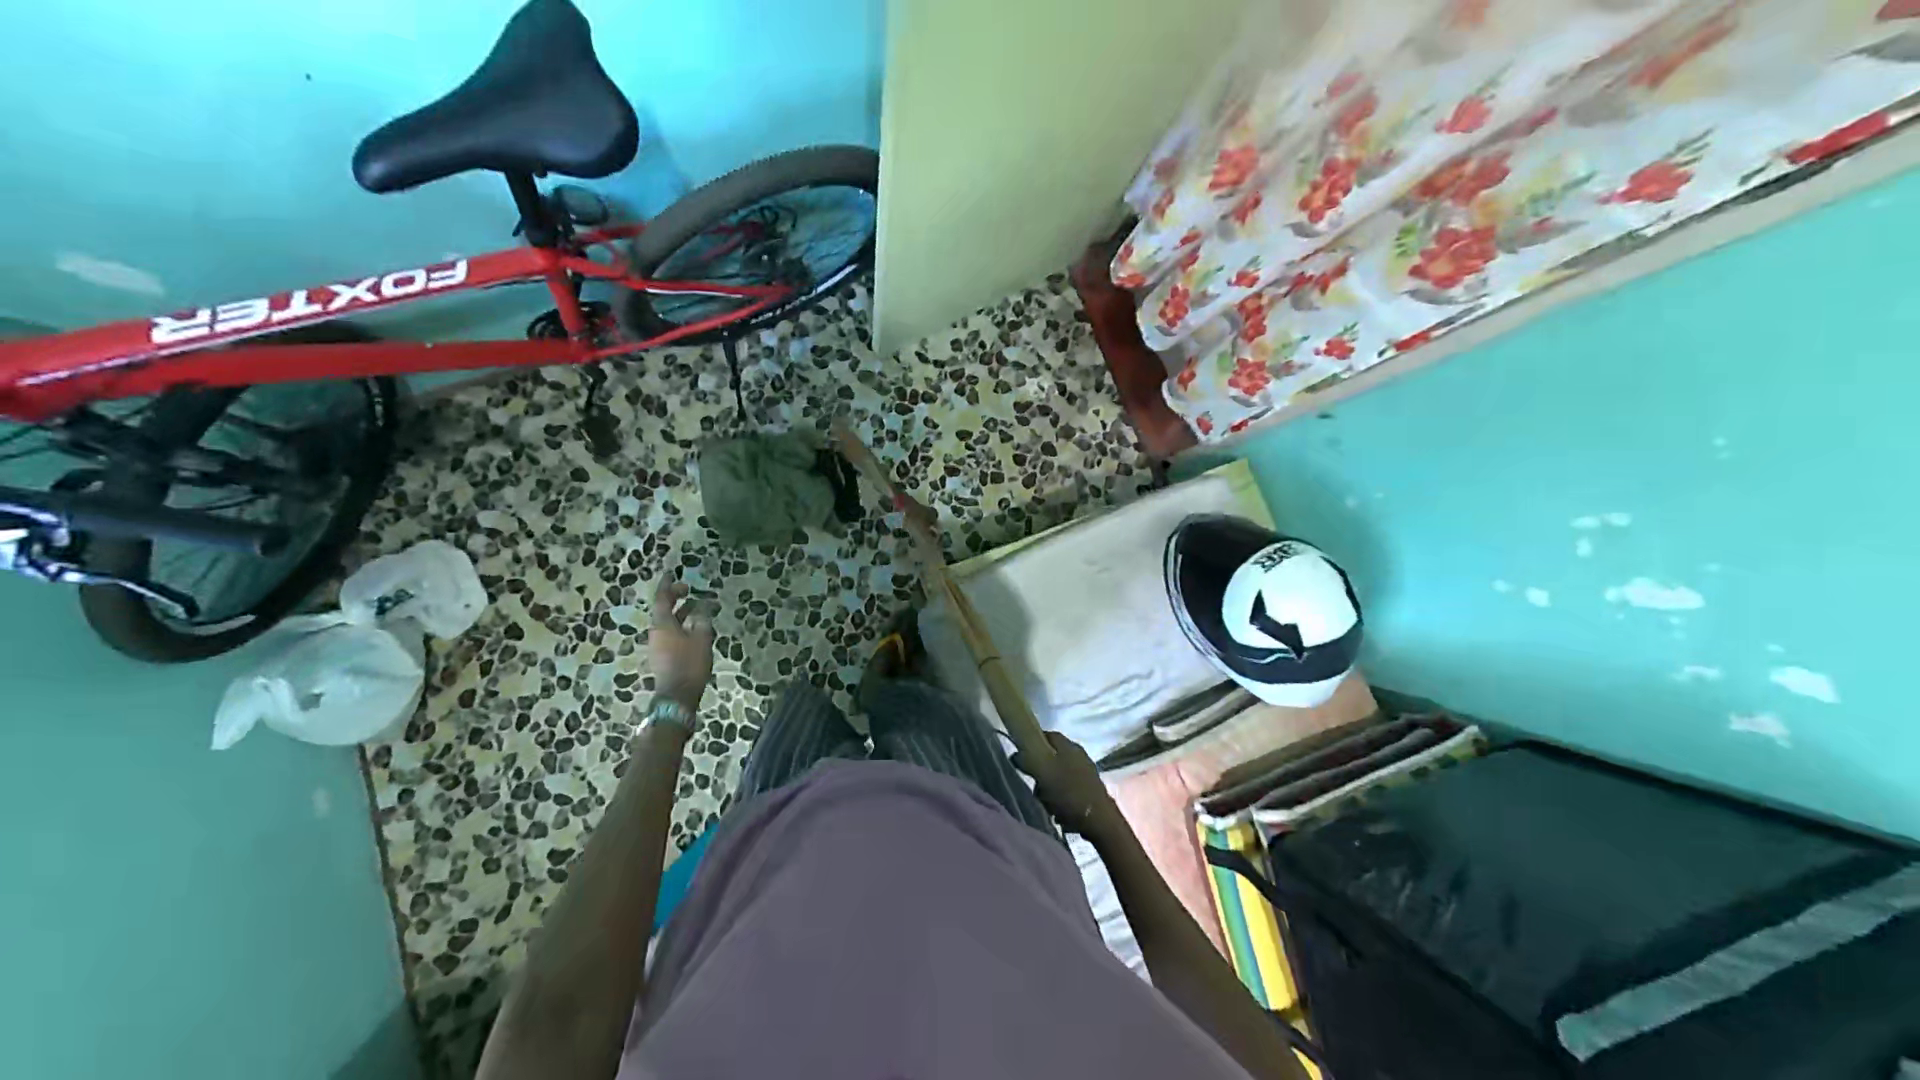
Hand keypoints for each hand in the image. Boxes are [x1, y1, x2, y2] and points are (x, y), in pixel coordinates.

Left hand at [649, 578, 714, 710]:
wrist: (677, 696)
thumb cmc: (689, 664)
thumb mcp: (702, 639)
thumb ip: (703, 620)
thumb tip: (704, 606)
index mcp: (662, 624)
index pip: (662, 598)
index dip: (667, 585)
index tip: (671, 573)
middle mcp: (656, 632)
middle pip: (663, 609)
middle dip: (675, 597)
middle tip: (688, 589)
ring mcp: (657, 645)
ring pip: (667, 622)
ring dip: (680, 612)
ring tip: (696, 608)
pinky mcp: (662, 656)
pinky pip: (670, 634)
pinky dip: (680, 626)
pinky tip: (694, 629)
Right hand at [1014, 731, 1127, 842]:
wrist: (1100, 821)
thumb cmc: (1069, 794)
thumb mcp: (1042, 774)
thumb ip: (1026, 760)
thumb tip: (1015, 754)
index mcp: (1068, 745)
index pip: (1046, 734)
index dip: (1032, 743)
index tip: (1021, 757)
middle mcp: (1079, 754)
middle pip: (1051, 756)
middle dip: (1040, 771)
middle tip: (1034, 785)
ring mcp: (1087, 771)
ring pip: (1059, 774)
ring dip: (1049, 788)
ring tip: (1046, 802)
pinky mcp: (1091, 789)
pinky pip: (1069, 789)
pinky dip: (1061, 798)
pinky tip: (1059, 811)